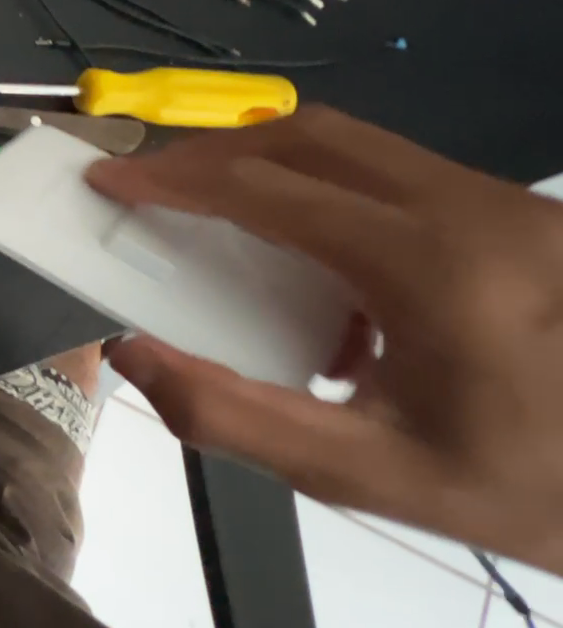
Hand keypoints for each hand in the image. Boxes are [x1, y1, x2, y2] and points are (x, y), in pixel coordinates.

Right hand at [87, 108, 562, 574]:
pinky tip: (303, 251)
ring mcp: (514, 205)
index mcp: (438, 271)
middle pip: (309, 138)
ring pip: (353, 144)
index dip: (172, 179)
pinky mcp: (525, 215)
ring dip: (260, 162)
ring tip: (206, 205)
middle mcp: (481, 212)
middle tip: (148, 185)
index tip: (107, 179)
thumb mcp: (368, 475)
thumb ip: (231, 417)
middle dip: (208, 153)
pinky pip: (392, 171)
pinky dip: (315, 185)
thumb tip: (131, 353)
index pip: (269, 190)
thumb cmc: (540, 488)